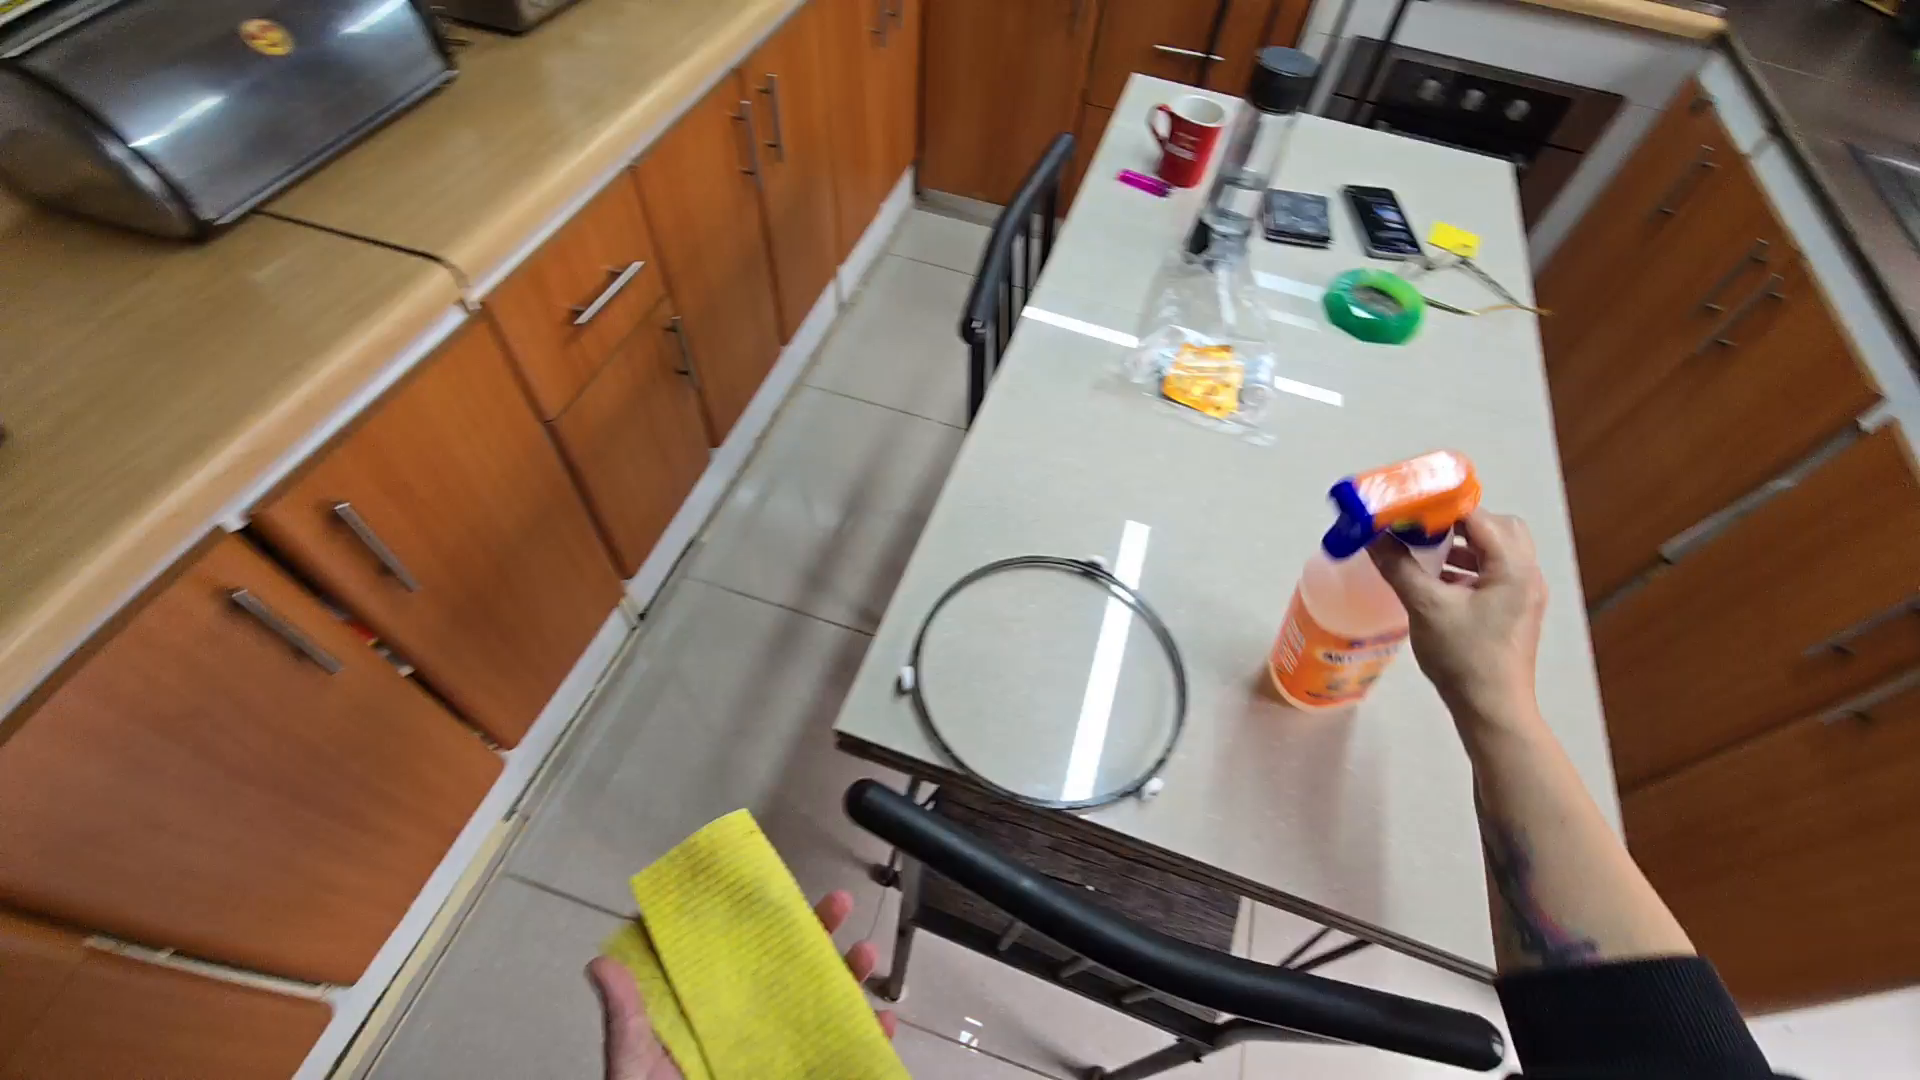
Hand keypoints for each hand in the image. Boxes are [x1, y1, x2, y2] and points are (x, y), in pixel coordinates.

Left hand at [585, 890, 897, 1079]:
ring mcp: (781, 1057)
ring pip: (825, 1006)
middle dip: (821, 934)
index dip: (764, 922)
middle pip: (792, 971)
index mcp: (715, 1015)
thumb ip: (627, 1021)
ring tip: (866, 954)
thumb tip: (599, 961)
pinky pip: (845, 1057)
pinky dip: (869, 1040)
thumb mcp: (635, 1068)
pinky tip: (883, 1024)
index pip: (743, 958)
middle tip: (840, 902)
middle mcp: (753, 1029)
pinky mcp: (805, 1076)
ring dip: (851, 977)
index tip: (781, 889)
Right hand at [1367, 509, 1547, 740]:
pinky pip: (1490, 573)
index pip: (1480, 517)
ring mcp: (1523, 594)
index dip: (1442, 507)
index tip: (1408, 507)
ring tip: (1423, 552)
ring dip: (1460, 546)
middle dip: (1457, 522)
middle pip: (1497, 528)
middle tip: (1420, 528)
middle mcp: (1526, 574)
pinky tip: (1434, 581)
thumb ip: (1399, 566)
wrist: (1491, 707)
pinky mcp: (1512, 611)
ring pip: (1494, 551)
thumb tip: (1373, 537)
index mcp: (1513, 567)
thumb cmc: (1463, 654)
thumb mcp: (1425, 606)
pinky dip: (1464, 568)